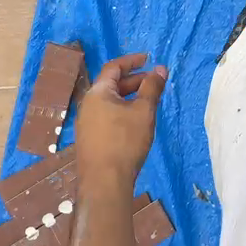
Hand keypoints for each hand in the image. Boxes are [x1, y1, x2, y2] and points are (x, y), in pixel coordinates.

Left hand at [75, 53, 166, 190]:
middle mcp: (87, 106)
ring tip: (148, 102)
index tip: (148, 59)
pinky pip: (106, 116)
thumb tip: (160, 68)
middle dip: (134, 80)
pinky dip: (122, 111)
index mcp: (97, 94)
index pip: (113, 67)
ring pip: (109, 102)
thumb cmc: (125, 141)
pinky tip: (136, 122)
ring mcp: (86, 125)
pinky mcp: (89, 141)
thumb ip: (152, 86)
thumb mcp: (144, 110)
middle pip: (111, 84)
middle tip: (154, 83)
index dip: (132, 60)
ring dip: (129, 97)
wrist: (104, 185)